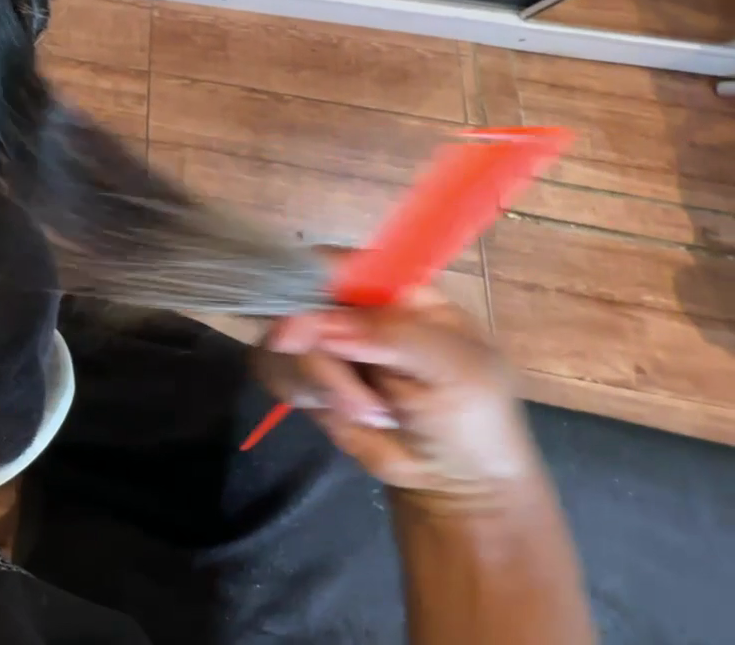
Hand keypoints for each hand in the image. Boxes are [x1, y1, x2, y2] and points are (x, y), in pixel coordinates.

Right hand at [254, 288, 543, 505]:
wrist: (452, 481)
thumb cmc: (473, 418)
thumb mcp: (457, 372)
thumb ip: (396, 337)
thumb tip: (323, 328)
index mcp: (391, 291)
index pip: (333, 263)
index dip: (311, 284)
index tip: (311, 322)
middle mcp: (347, 307)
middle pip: (293, 304)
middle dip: (319, 356)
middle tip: (353, 397)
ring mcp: (318, 338)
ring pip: (279, 340)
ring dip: (319, 383)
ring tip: (370, 415)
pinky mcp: (298, 370)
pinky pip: (270, 367)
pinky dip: (299, 393)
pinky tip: (339, 414)